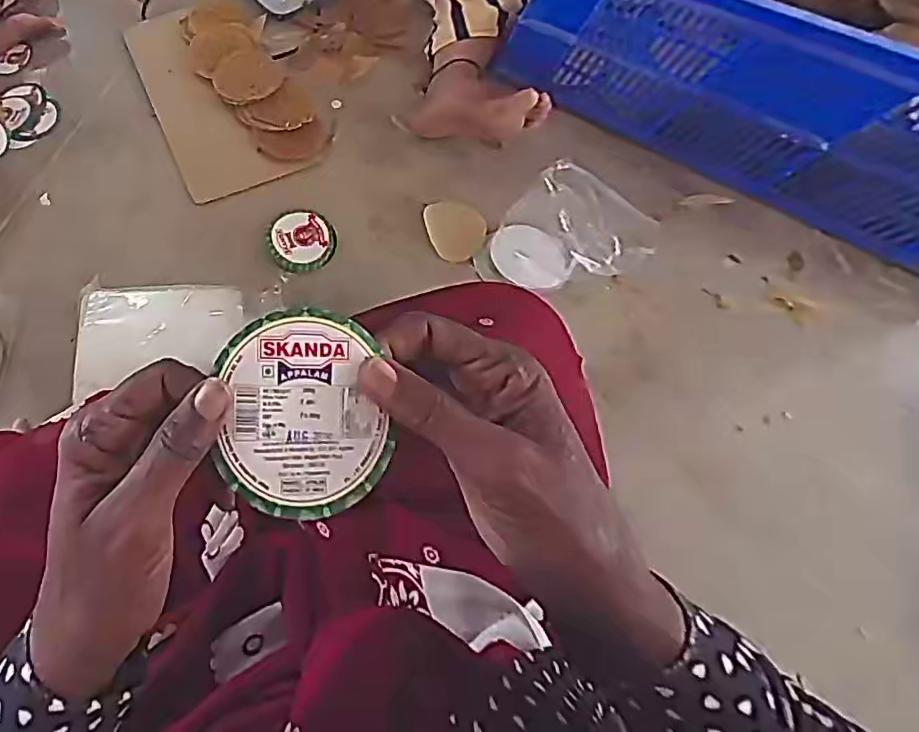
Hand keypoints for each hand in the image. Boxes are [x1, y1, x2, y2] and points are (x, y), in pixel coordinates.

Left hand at [30, 361, 229, 697]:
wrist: (87, 649)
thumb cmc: (97, 588)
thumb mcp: (136, 516)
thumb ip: (174, 451)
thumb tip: (213, 392)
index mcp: (96, 432)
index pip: (158, 380)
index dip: (199, 391)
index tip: (235, 417)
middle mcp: (115, 435)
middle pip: (177, 398)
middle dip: (215, 420)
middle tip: (247, 445)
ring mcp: (135, 457)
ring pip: (191, 425)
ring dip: (219, 447)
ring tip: (237, 478)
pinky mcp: (156, 480)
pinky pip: (194, 455)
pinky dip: (216, 469)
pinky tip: (227, 494)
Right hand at [358, 313, 684, 665]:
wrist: (587, 586)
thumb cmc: (554, 515)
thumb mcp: (491, 458)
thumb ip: (431, 411)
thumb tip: (370, 368)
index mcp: (503, 368)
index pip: (433, 333)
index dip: (391, 342)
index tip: (352, 368)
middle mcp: (482, 381)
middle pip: (417, 355)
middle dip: (377, 366)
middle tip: (331, 387)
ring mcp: (469, 413)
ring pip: (411, 387)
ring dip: (377, 395)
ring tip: (334, 408)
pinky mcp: (456, 444)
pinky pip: (413, 419)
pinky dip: (386, 422)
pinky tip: (358, 434)